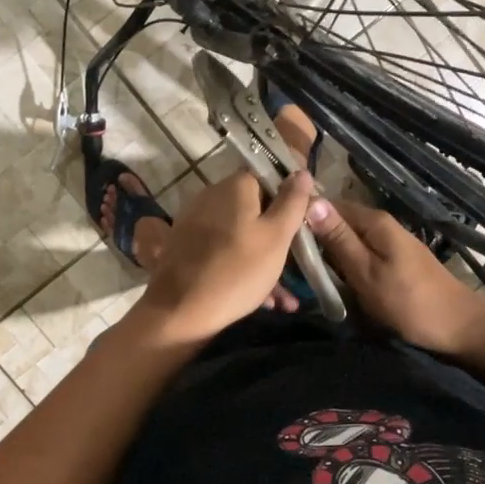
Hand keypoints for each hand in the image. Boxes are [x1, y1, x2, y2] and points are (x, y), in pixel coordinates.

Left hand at [134, 170, 314, 342]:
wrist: (180, 310)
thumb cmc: (237, 270)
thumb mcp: (276, 236)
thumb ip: (292, 202)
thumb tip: (302, 173)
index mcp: (235, 185)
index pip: (270, 178)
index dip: (290, 200)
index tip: (304, 226)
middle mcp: (212, 195)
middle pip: (255, 209)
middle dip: (279, 237)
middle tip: (298, 267)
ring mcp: (196, 221)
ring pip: (242, 234)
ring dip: (264, 260)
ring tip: (284, 297)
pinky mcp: (186, 245)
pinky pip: (223, 250)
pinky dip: (242, 268)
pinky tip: (263, 300)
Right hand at [305, 197, 484, 357]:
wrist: (461, 329)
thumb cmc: (410, 303)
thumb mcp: (366, 272)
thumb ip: (338, 239)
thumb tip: (310, 201)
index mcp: (373, 221)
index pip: (325, 205)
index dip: (301, 219)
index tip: (279, 240)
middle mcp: (380, 224)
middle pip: (335, 223)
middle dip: (312, 240)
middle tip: (288, 265)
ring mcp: (388, 242)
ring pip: (346, 241)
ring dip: (327, 256)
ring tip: (304, 275)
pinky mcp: (392, 260)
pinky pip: (359, 255)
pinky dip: (344, 266)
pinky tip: (333, 282)